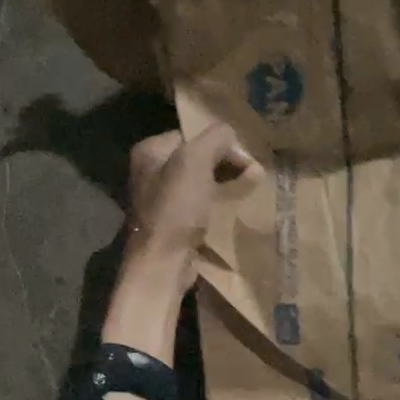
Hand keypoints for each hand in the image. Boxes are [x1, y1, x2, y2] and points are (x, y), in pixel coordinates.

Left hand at [122, 123, 257, 290]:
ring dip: (224, 187)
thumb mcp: (196, 160)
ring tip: (247, 191)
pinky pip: (200, 208)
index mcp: (149, 152)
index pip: (192, 135)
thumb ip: (217, 138)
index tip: (243, 157)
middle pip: (197, 160)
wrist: (163, 264)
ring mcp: (160, 202)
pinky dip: (216, 208)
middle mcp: (150, 173)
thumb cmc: (176, 209)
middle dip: (225, 166)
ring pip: (201, 185)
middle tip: (250, 174)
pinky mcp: (172, 226)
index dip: (220, 143)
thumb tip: (237, 144)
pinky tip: (233, 211)